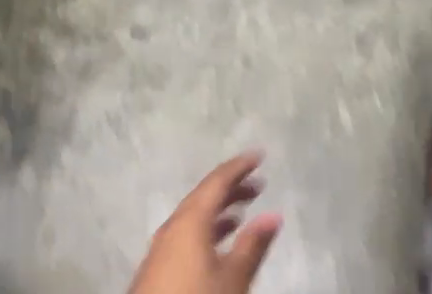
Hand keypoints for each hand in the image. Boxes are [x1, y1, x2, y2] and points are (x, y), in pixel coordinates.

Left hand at [129, 152, 282, 293]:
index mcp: (189, 220)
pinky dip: (206, 228)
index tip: (259, 155)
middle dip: (232, 187)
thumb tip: (274, 214)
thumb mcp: (233, 277)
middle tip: (258, 184)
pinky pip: (185, 233)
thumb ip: (253, 244)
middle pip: (204, 196)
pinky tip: (219, 242)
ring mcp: (161, 247)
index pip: (217, 181)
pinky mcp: (156, 267)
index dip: (239, 166)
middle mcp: (172, 226)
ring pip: (194, 216)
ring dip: (219, 209)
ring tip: (243, 211)